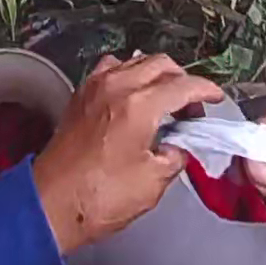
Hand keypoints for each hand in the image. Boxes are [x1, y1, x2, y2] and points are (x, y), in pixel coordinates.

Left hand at [31, 53, 223, 254]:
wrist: (50, 204)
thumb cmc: (99, 198)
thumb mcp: (151, 184)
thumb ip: (174, 156)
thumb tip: (180, 145)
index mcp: (140, 105)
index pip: (183, 85)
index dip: (205, 90)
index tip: (215, 98)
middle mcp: (120, 85)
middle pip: (163, 64)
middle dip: (183, 80)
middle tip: (190, 107)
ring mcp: (99, 83)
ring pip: (139, 60)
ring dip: (158, 73)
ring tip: (165, 98)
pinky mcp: (83, 90)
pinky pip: (114, 66)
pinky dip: (129, 72)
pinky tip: (132, 89)